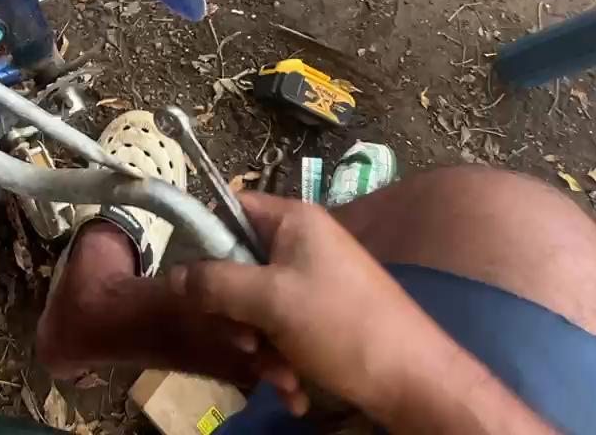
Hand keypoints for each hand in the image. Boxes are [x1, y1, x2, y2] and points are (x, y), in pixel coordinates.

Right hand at [168, 193, 450, 419]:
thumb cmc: (342, 326)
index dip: (207, 238)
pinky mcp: (326, 314)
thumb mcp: (269, 301)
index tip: (197, 279)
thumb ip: (214, 283)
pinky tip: (293, 388)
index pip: (229, 207)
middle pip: (239, 262)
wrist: (422, 386)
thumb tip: (174, 275)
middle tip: (244, 340)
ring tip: (277, 375)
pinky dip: (282, 356)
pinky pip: (284, 325)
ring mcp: (315, 279)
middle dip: (235, 310)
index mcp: (292, 220)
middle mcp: (302, 242)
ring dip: (258, 343)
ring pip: (258, 301)